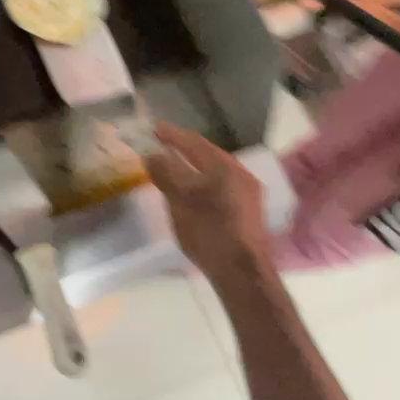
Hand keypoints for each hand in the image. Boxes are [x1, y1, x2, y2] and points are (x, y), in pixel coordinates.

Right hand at [145, 123, 272, 282]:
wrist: (242, 271)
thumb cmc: (209, 232)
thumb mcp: (181, 201)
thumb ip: (167, 174)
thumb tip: (152, 154)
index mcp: (225, 168)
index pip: (195, 143)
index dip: (172, 135)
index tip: (153, 128)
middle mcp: (240, 174)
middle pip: (207, 155)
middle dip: (183, 149)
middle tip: (160, 145)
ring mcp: (246, 193)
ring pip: (214, 171)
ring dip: (192, 166)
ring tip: (172, 167)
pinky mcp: (246, 210)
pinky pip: (218, 186)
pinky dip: (200, 182)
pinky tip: (190, 192)